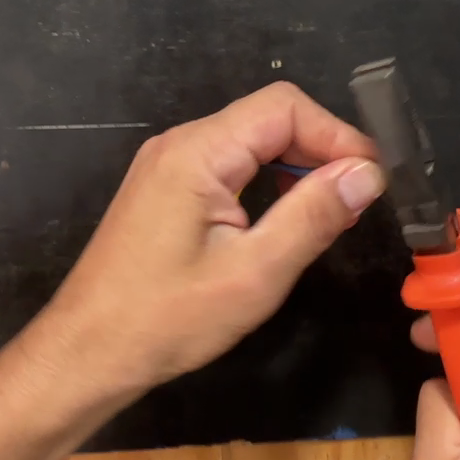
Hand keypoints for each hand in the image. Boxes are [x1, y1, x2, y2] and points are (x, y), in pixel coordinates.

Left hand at [33, 83, 383, 396]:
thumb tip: (366, 173)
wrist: (86, 352)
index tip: (372, 179)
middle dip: (320, 150)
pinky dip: (265, 183)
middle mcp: (180, 144)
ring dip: (295, 168)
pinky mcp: (165, 189)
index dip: (336, 134)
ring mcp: (167, 165)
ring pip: (249, 142)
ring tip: (331, 212)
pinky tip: (285, 219)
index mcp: (197, 152)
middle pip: (267, 119)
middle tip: (357, 200)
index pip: (284, 107)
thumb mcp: (253, 274)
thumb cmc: (167, 319)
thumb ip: (313, 216)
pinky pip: (228, 166)